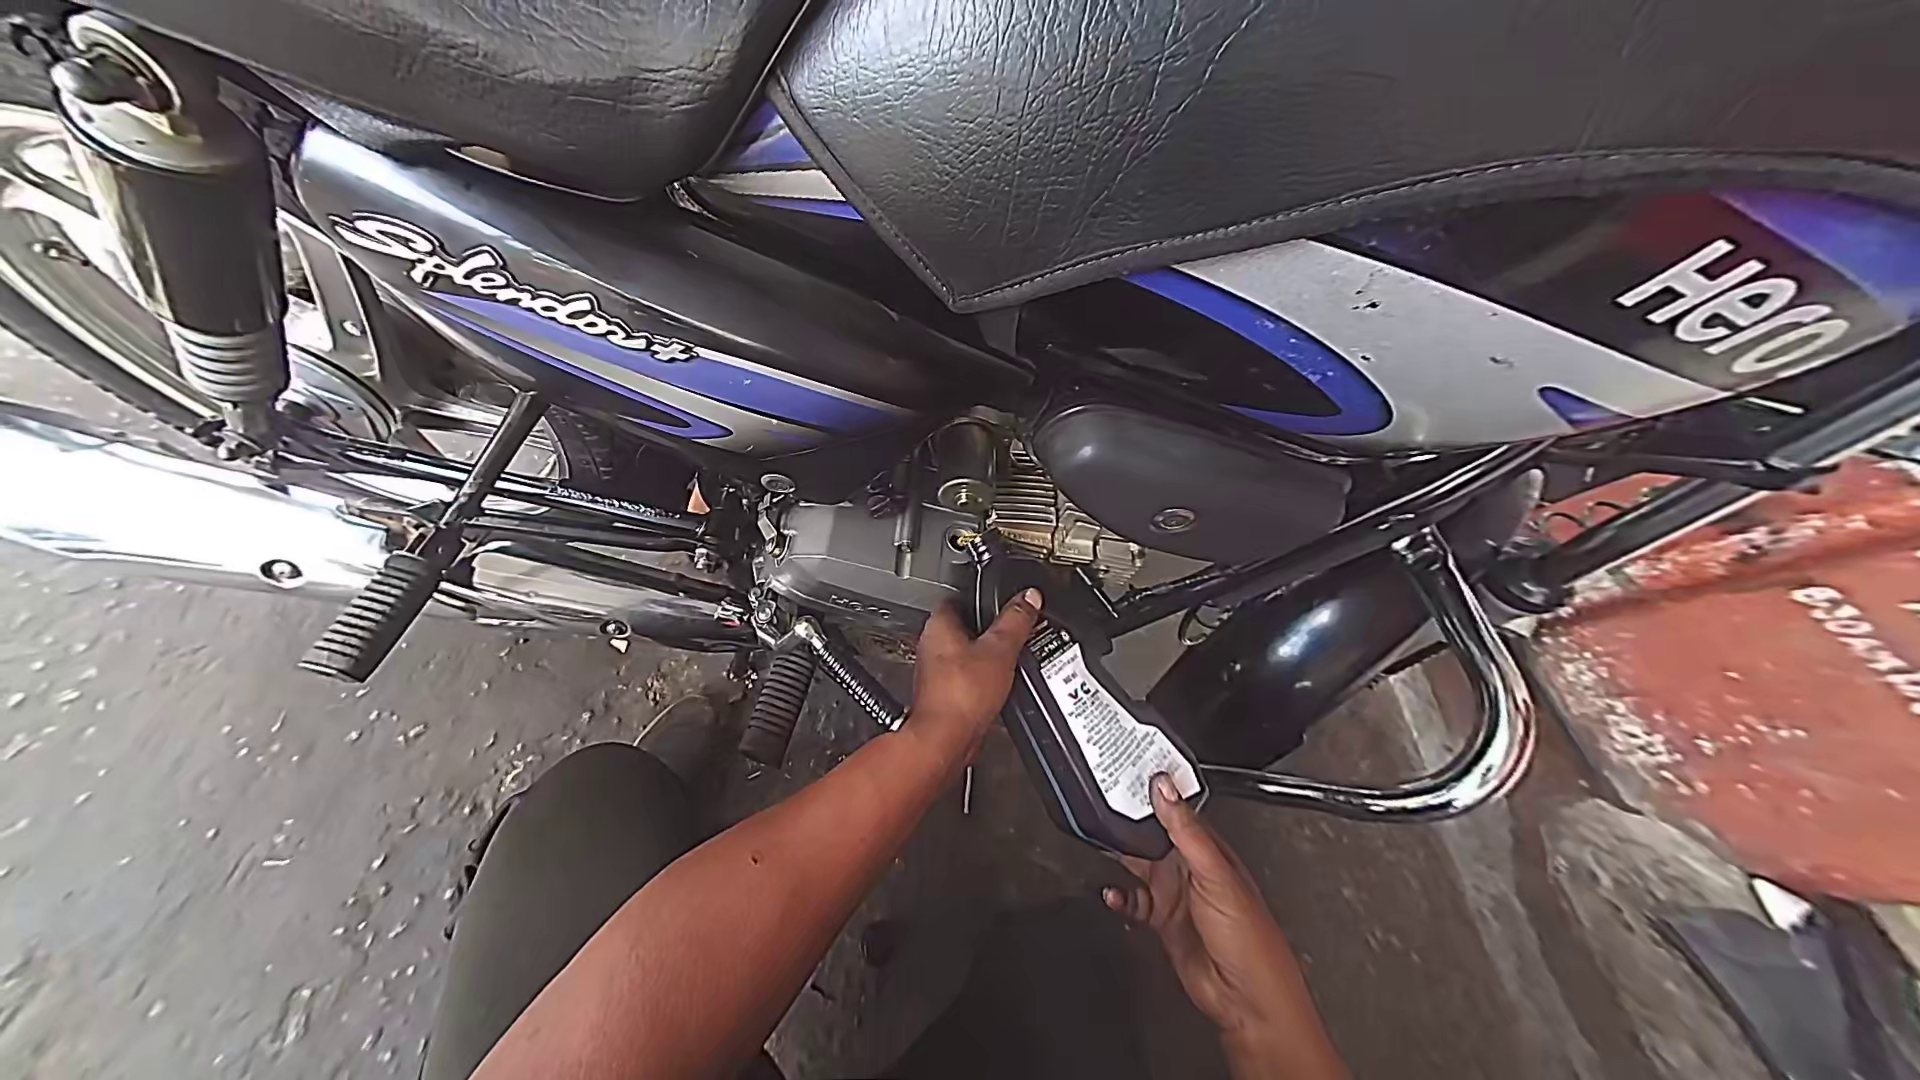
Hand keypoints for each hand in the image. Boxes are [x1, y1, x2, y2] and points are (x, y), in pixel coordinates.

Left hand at [903, 590, 1041, 759]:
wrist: (947, 739)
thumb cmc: (960, 696)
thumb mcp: (1000, 650)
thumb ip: (1016, 621)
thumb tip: (1028, 598)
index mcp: (939, 625)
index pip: (959, 597)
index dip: (983, 597)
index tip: (1002, 601)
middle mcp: (931, 645)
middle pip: (965, 626)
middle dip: (989, 629)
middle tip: (1011, 632)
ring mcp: (935, 670)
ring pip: (965, 652)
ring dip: (986, 655)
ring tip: (1008, 659)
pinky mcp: (944, 692)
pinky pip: (966, 676)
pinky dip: (982, 678)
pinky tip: (997, 685)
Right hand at [1106, 776, 1349, 1079]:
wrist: (1249, 1003)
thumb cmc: (1252, 940)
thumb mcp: (1215, 874)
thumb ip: (1185, 829)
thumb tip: (1165, 786)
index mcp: (1208, 849)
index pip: (1174, 809)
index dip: (1152, 792)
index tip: (1125, 774)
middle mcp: (1190, 867)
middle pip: (1150, 836)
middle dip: (1127, 825)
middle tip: (1103, 812)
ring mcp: (1175, 893)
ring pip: (1137, 865)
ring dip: (1119, 860)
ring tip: (1102, 851)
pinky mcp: (1162, 919)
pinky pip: (1132, 899)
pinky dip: (1119, 895)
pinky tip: (1113, 893)